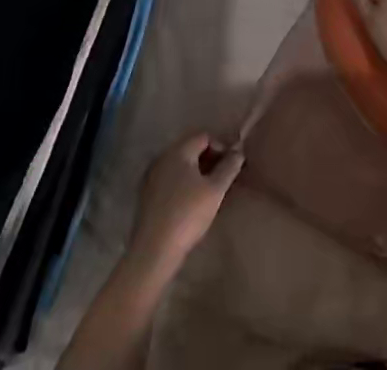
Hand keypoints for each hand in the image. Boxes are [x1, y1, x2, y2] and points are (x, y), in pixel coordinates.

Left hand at [127, 133, 241, 270]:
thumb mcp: (215, 190)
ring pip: (180, 164)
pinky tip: (192, 200)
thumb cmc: (188, 214)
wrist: (154, 249)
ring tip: (212, 188)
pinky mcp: (147, 194)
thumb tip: (239, 151)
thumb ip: (229, 167)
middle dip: (210, 158)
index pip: (204, 136)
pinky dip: (184, 181)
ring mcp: (152, 176)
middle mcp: (162, 157)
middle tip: (225, 176)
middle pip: (190, 148)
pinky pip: (171, 178)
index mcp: (178, 151)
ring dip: (198, 170)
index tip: (233, 164)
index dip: (222, 145)